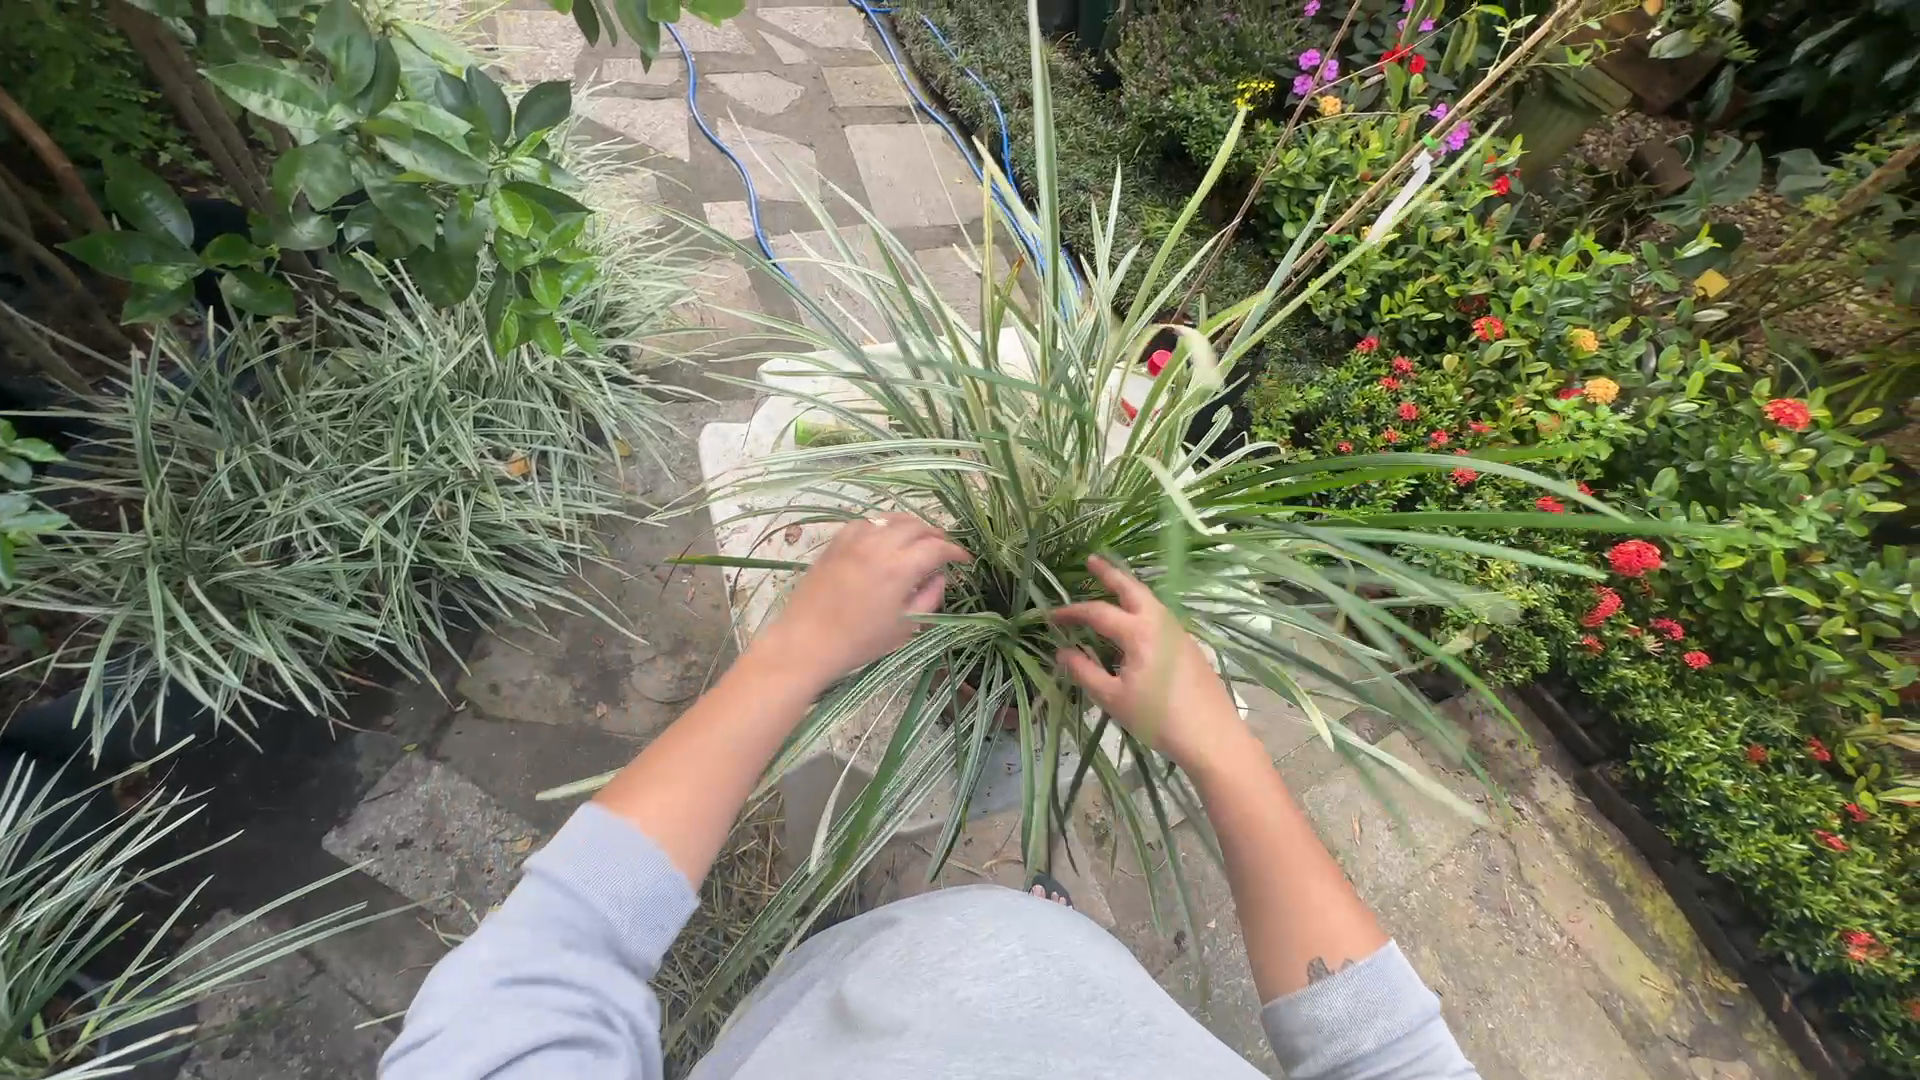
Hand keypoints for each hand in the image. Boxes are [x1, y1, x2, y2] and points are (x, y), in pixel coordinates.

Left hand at [756, 513, 969, 686]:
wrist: (807, 642)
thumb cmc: (859, 642)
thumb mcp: (905, 626)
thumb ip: (930, 598)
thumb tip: (940, 577)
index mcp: (899, 568)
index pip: (936, 548)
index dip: (955, 551)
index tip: (963, 559)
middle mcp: (878, 546)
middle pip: (916, 526)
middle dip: (935, 534)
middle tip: (943, 548)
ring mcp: (854, 541)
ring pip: (890, 519)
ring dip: (910, 525)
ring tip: (918, 538)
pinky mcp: (835, 543)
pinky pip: (865, 523)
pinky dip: (881, 526)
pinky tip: (883, 537)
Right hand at [1051, 556, 1247, 772]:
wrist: (1213, 738)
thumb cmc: (1159, 720)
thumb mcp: (1112, 699)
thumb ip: (1084, 672)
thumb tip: (1062, 652)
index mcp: (1138, 633)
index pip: (1097, 613)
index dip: (1071, 612)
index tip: (1051, 616)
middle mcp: (1159, 623)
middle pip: (1131, 589)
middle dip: (1110, 573)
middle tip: (1092, 560)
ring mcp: (1178, 633)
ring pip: (1150, 600)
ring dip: (1129, 589)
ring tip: (1112, 585)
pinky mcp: (1189, 646)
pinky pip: (1160, 615)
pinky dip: (1142, 607)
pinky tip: (1136, 621)